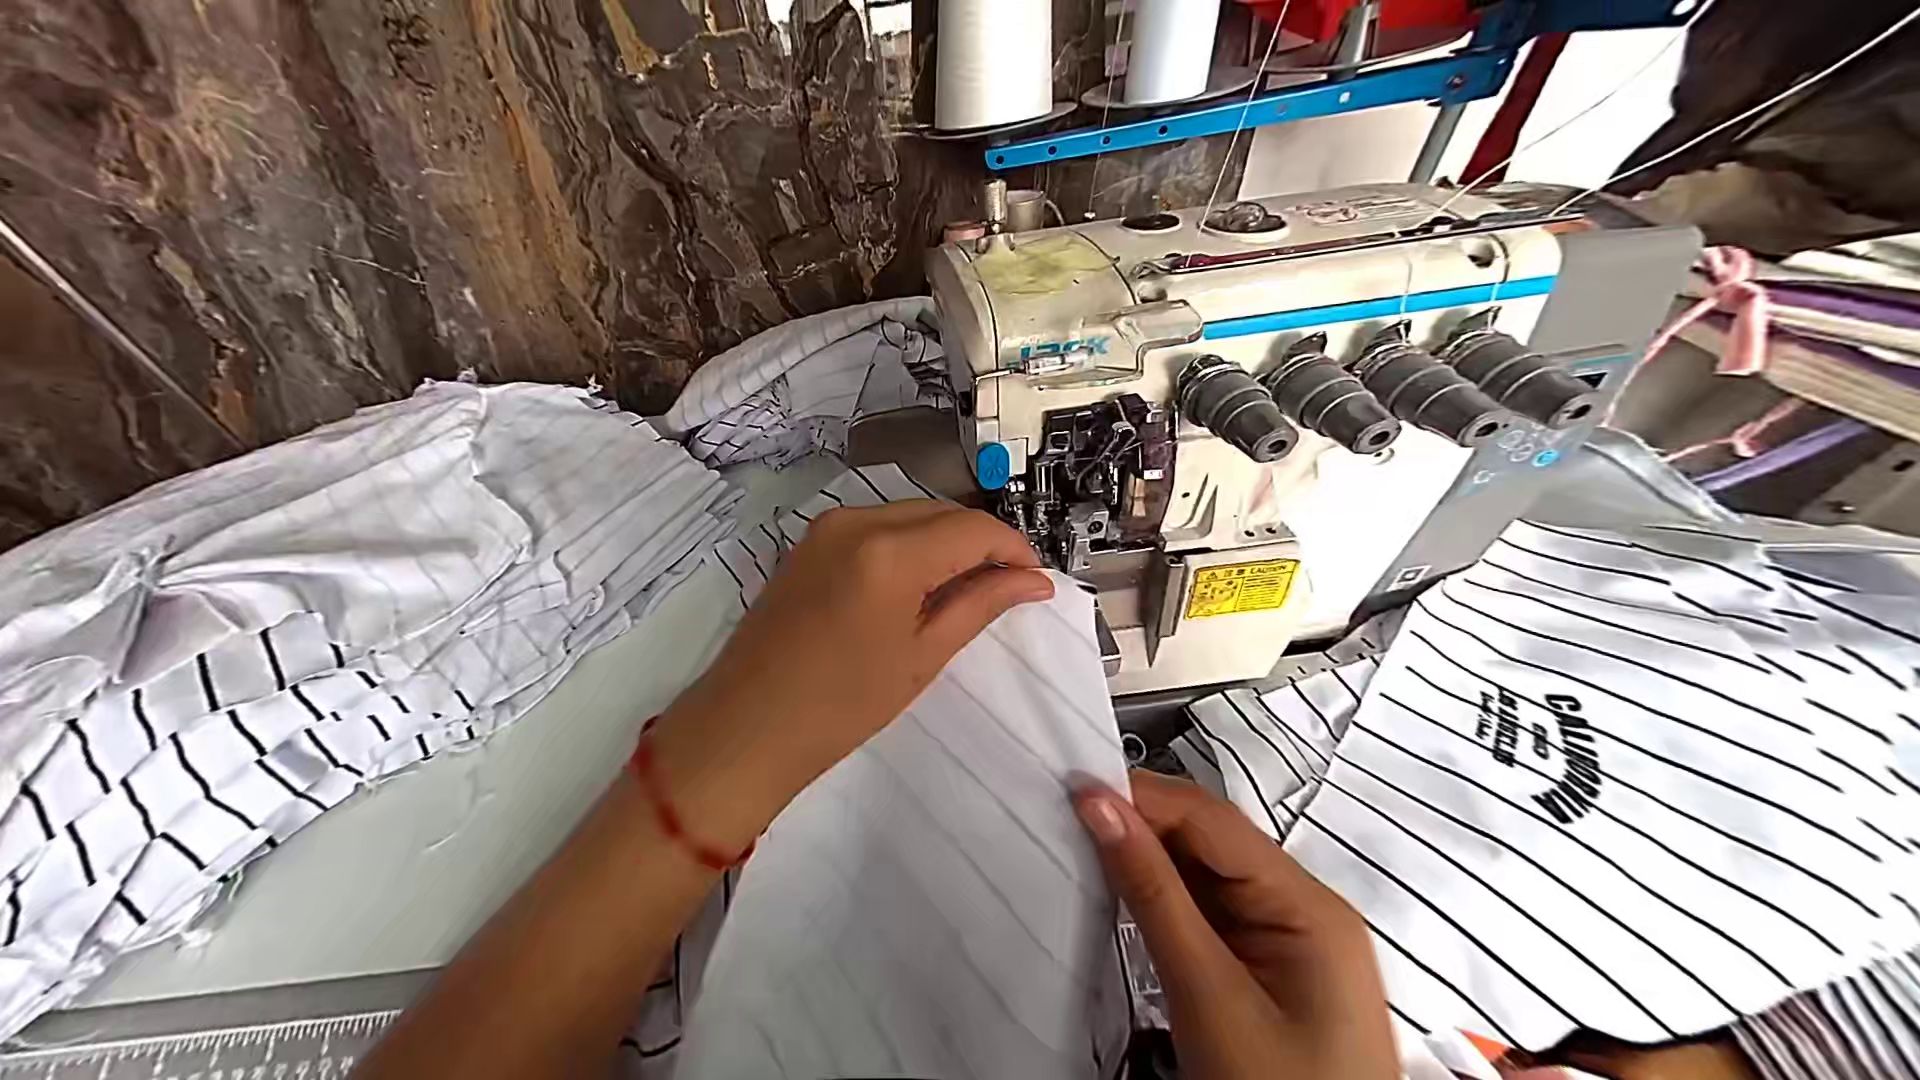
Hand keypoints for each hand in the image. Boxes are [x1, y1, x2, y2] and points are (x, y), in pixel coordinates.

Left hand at [652, 500, 1053, 850]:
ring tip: (965, 588)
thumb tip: (1033, 581)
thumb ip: (982, 603)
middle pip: (942, 512)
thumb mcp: (924, 653)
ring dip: (946, 542)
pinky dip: (910, 544)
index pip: (973, 527)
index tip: (1033, 578)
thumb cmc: (842, 704)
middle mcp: (856, 520)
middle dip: (981, 543)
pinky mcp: (811, 539)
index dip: (1012, 548)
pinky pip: (878, 525)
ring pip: (912, 514)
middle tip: (1005, 586)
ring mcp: (828, 525)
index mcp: (889, 552)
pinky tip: (920, 581)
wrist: (747, 725)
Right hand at [1073, 770, 1396, 1079]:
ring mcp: (1282, 929)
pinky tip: (1124, 885)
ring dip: (1147, 853)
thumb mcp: (1206, 995)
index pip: (1212, 819)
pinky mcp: (1261, 953)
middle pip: (1210, 835)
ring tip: (1090, 842)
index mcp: (1307, 905)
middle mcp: (1301, 903)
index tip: (1080, 789)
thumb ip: (1150, 892)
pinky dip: (1161, 889)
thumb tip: (1102, 809)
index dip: (1143, 796)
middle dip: (1142, 821)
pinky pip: (1204, 899)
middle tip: (1076, 814)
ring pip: (1202, 864)